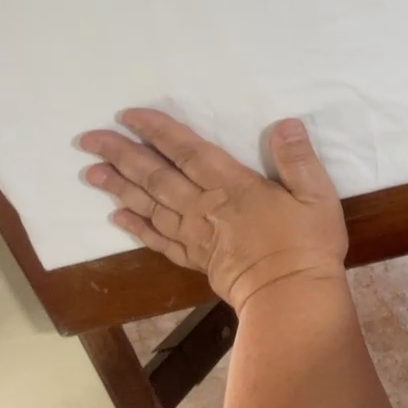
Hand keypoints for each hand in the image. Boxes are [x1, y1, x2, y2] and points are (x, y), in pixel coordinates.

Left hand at [79, 110, 347, 311]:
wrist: (289, 291)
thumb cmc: (307, 240)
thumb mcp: (317, 193)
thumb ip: (298, 158)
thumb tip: (285, 124)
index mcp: (234, 187)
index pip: (190, 153)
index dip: (160, 132)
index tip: (130, 116)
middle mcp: (204, 207)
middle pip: (157, 177)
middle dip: (123, 155)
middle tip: (90, 139)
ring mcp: (195, 235)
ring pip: (149, 206)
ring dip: (118, 187)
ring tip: (90, 172)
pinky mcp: (195, 258)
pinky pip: (156, 239)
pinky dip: (135, 227)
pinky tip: (116, 217)